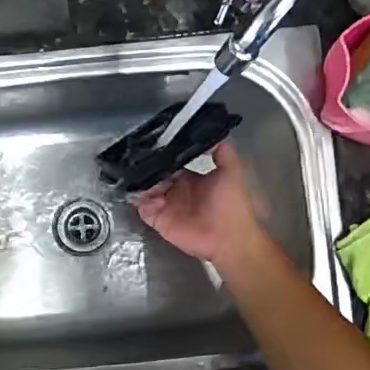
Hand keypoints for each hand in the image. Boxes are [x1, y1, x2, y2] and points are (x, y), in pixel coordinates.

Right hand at [133, 141, 272, 269]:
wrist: (231, 237)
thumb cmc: (233, 203)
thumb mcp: (233, 169)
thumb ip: (222, 149)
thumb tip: (208, 131)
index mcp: (192, 178)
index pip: (172, 163)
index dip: (163, 154)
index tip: (152, 143)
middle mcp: (178, 190)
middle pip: (156, 175)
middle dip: (147, 167)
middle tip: (137, 158)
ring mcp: (168, 206)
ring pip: (146, 190)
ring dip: (141, 183)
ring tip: (136, 174)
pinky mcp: (161, 221)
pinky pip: (144, 209)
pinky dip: (140, 201)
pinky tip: (141, 193)